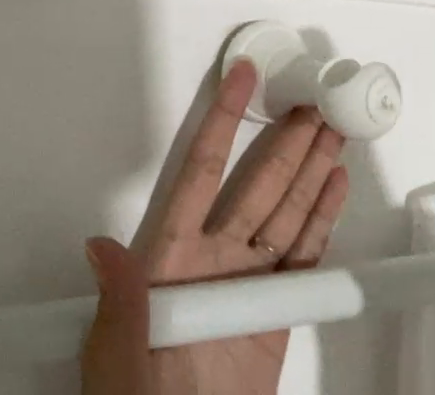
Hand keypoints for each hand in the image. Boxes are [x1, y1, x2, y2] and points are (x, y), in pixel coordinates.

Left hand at [81, 59, 349, 394]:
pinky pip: (305, 254)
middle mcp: (214, 257)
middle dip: (285, 140)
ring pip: (287, 210)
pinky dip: (324, 218)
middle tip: (311, 99)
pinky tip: (335, 186)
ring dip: (312, 168)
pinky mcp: (278, 311)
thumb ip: (119, 304)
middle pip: (258, 183)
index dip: (222, 120)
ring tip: (332, 129)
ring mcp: (249, 281)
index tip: (239, 78)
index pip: (202, 170)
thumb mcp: (116, 358)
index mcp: (172, 256)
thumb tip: (99, 248)